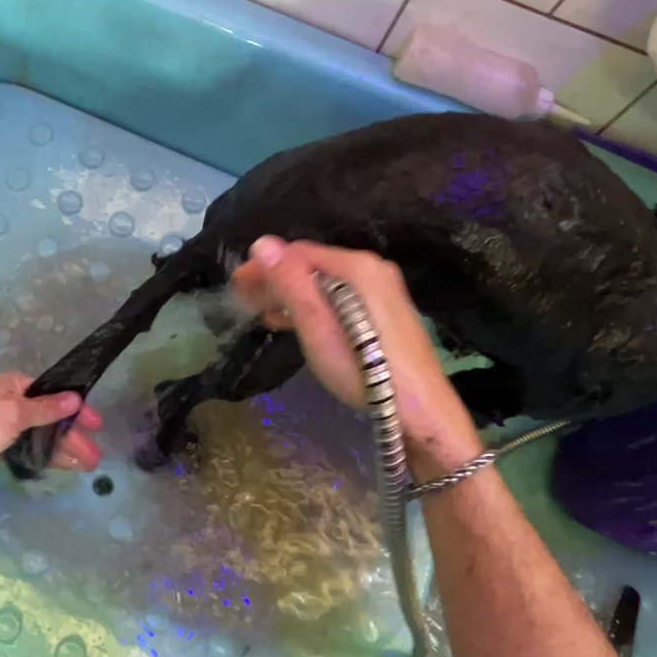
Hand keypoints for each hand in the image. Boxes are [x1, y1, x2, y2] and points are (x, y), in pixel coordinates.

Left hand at [0, 371, 103, 486]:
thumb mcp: (13, 413)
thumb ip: (46, 409)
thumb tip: (75, 397)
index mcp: (16, 387)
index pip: (56, 395)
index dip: (78, 410)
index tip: (97, 425)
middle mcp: (14, 403)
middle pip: (52, 419)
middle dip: (74, 436)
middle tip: (94, 456)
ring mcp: (6, 426)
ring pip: (43, 436)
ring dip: (64, 449)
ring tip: (86, 466)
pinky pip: (30, 449)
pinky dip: (47, 456)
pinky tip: (63, 466)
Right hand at [231, 236, 480, 467]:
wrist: (421, 413)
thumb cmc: (364, 371)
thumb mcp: (318, 328)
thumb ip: (291, 283)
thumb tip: (261, 244)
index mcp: (357, 268)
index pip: (297, 252)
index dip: (263, 267)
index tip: (235, 285)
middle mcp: (373, 270)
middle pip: (312, 265)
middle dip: (274, 280)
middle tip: (242, 301)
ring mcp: (382, 291)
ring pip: (324, 283)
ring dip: (290, 295)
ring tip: (261, 314)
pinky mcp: (384, 313)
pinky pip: (338, 298)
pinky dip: (312, 306)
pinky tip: (292, 322)